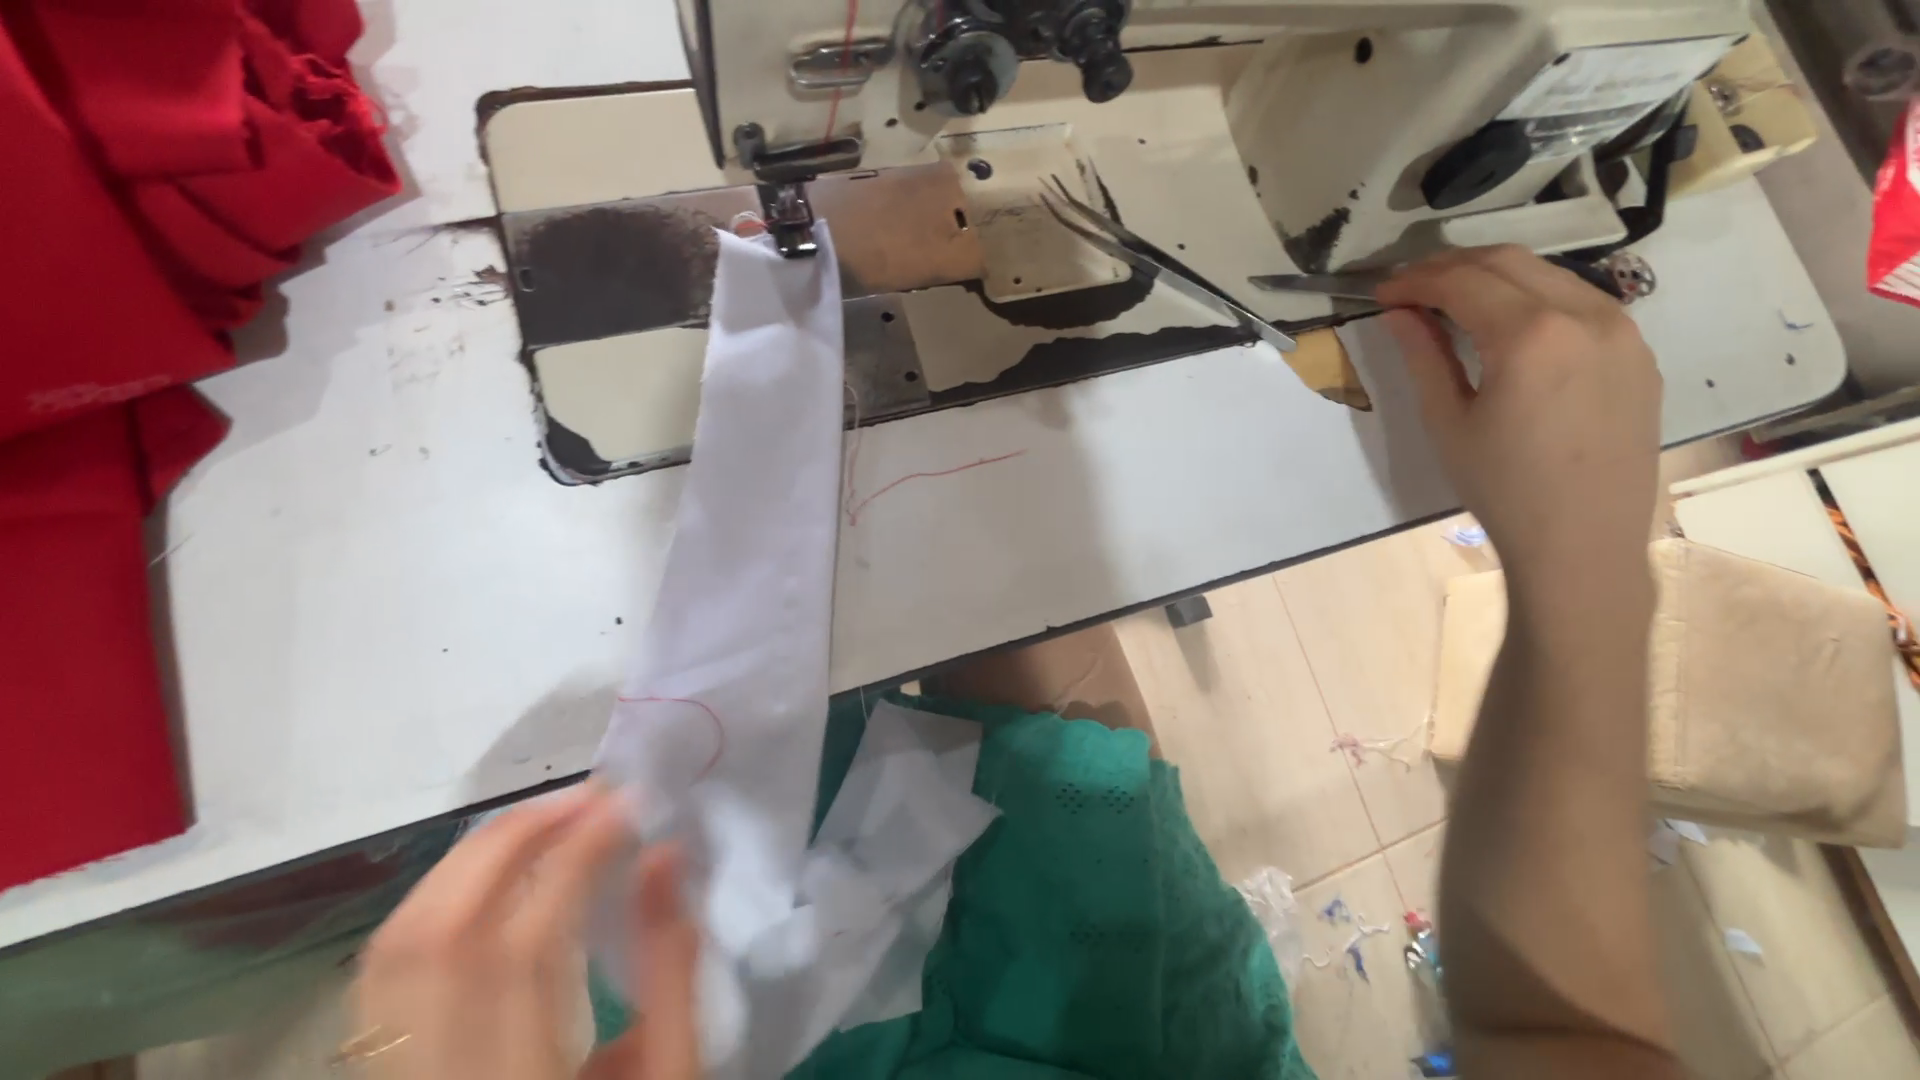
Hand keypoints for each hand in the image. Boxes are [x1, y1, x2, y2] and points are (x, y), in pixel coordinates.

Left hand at [349, 784, 700, 1079]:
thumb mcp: (674, 1076)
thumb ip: (673, 967)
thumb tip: (664, 855)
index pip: (529, 946)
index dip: (576, 858)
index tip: (627, 806)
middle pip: (444, 932)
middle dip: (515, 840)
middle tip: (585, 799)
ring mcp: (396, 1079)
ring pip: (399, 944)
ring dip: (472, 860)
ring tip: (545, 823)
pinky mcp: (383, 1072)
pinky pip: (386, 968)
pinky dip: (437, 899)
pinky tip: (493, 875)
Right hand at [1377, 245, 1661, 587]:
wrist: (1582, 540)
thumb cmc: (1502, 487)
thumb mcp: (1447, 422)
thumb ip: (1423, 357)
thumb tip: (1398, 313)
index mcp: (1531, 335)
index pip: (1463, 281)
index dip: (1415, 280)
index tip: (1382, 292)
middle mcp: (1585, 314)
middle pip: (1508, 262)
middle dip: (1452, 266)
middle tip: (1410, 286)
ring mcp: (1622, 328)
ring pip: (1549, 275)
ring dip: (1495, 277)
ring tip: (1452, 300)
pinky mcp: (1637, 350)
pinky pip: (1580, 302)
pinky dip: (1534, 298)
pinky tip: (1508, 325)